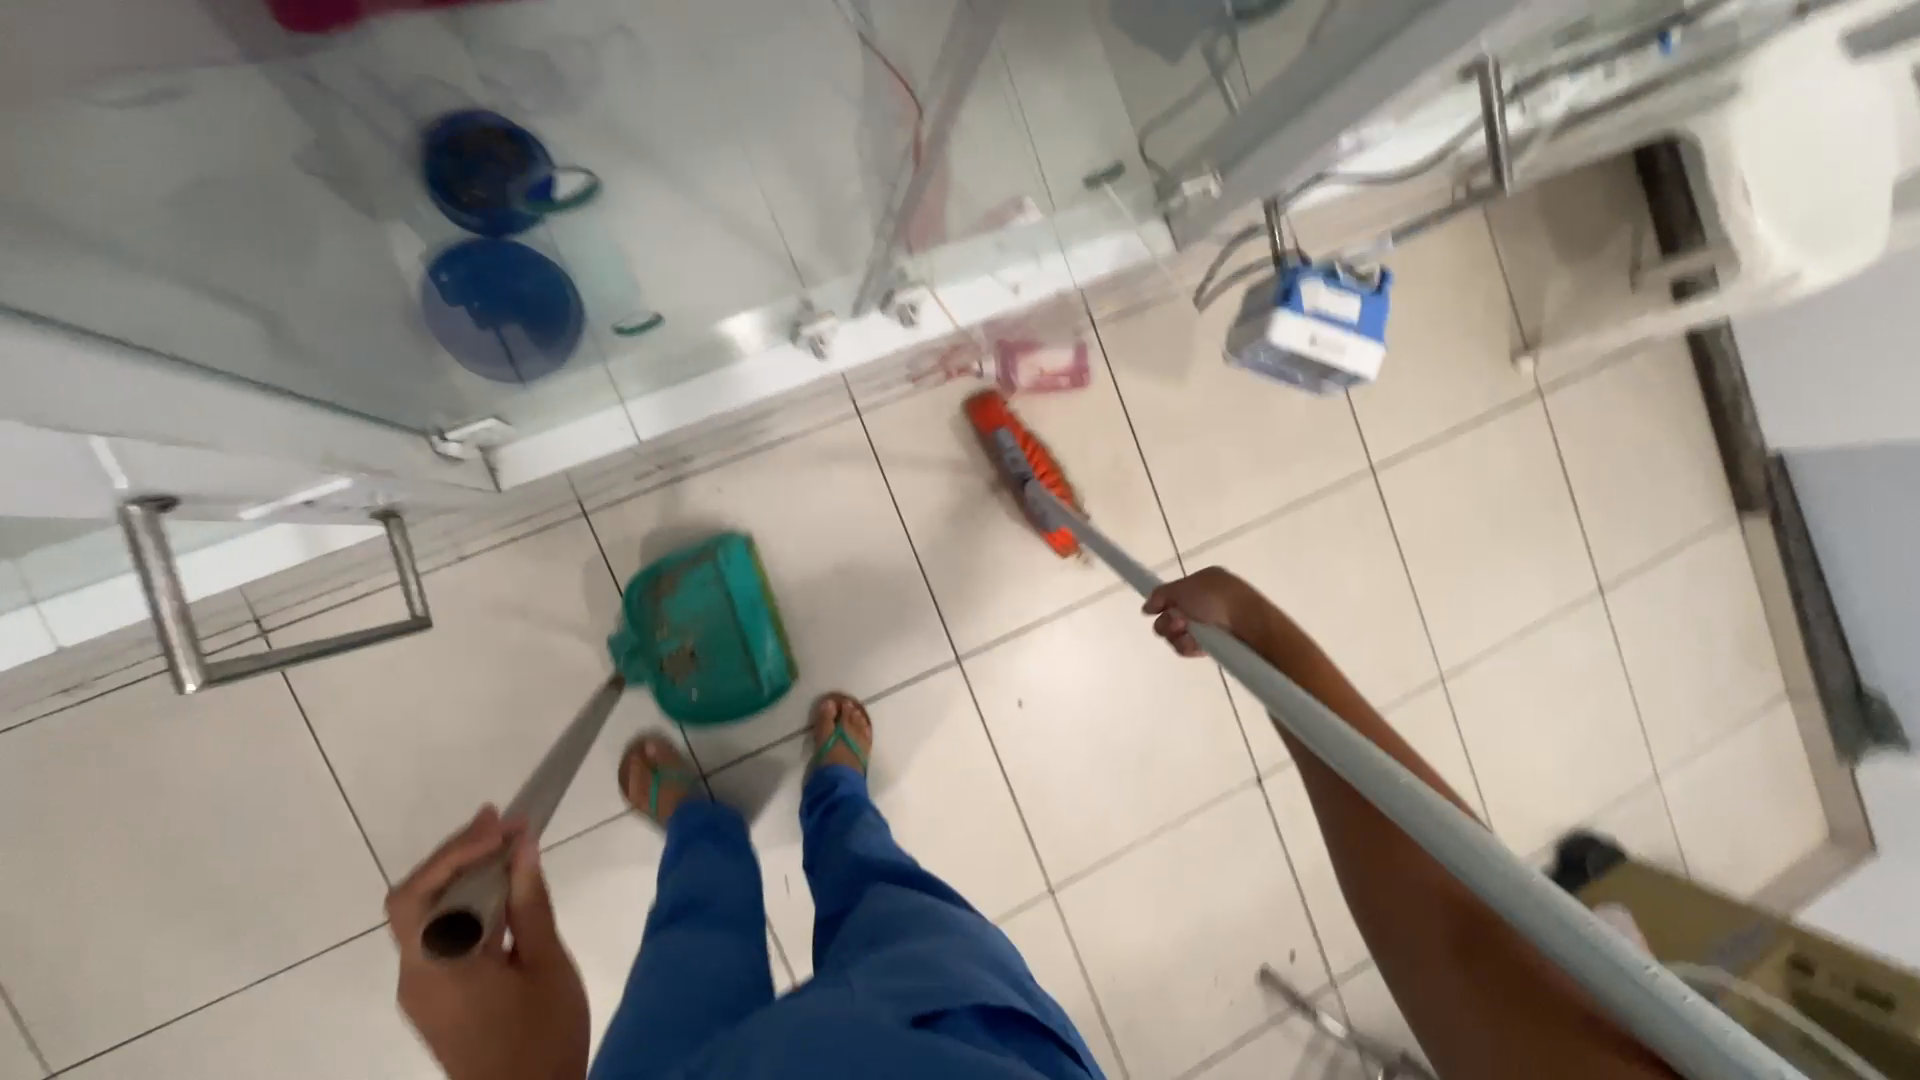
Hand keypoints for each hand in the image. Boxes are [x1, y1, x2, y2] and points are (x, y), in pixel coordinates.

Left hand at [388, 807, 589, 1079]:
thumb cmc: (542, 1035)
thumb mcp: (546, 964)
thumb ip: (531, 904)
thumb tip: (523, 848)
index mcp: (438, 968)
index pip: (417, 896)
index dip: (454, 852)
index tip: (502, 825)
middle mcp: (417, 974)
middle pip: (417, 899)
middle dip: (458, 853)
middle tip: (505, 820)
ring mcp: (425, 986)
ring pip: (431, 915)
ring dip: (467, 874)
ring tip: (511, 843)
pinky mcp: (441, 994)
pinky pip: (446, 934)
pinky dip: (472, 902)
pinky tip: (507, 888)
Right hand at [1142, 567, 1263, 656]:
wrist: (1249, 624)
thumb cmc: (1215, 599)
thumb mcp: (1183, 588)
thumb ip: (1160, 594)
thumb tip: (1146, 607)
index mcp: (1204, 582)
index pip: (1173, 593)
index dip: (1162, 602)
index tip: (1152, 611)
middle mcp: (1207, 602)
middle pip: (1170, 614)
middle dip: (1167, 621)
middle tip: (1178, 622)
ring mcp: (1211, 624)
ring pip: (1177, 633)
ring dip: (1176, 635)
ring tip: (1189, 634)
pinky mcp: (1214, 644)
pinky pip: (1190, 646)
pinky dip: (1188, 646)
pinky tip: (1197, 645)